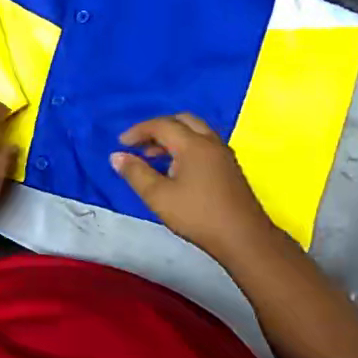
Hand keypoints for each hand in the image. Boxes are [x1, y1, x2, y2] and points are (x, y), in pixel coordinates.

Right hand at [111, 113, 274, 256]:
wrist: (241, 236)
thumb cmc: (196, 215)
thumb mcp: (157, 196)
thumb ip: (135, 173)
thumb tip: (116, 156)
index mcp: (193, 145)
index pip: (162, 125)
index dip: (139, 130)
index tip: (121, 143)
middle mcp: (211, 143)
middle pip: (182, 121)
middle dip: (157, 128)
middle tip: (138, 144)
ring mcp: (223, 154)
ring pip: (195, 131)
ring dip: (171, 137)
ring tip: (151, 157)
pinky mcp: (228, 167)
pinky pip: (203, 144)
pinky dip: (184, 146)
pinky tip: (174, 168)